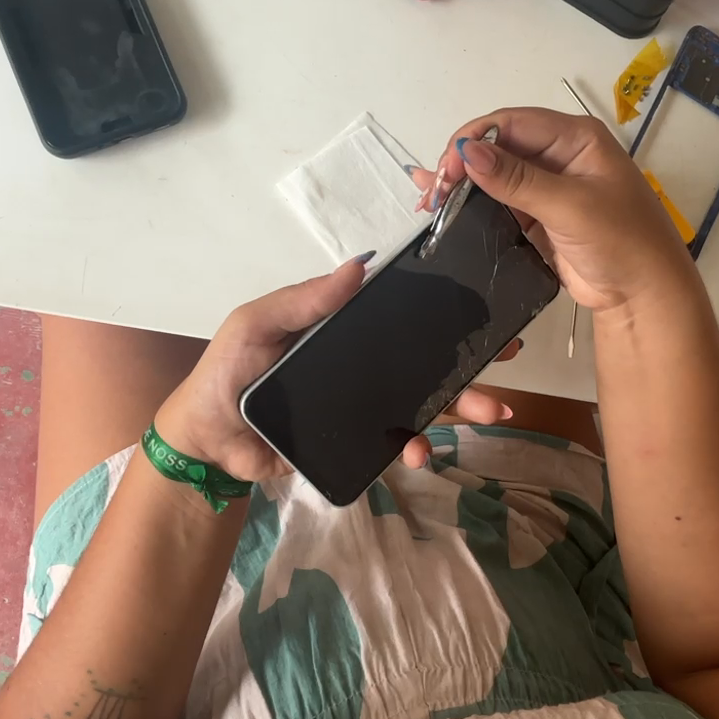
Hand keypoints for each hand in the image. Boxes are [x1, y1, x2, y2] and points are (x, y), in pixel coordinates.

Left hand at [153, 258, 519, 486]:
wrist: (208, 438)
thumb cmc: (229, 369)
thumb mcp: (258, 323)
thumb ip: (304, 300)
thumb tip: (360, 265)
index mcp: (344, 329)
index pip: (400, 314)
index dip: (442, 309)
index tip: (483, 303)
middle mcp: (363, 363)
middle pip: (426, 358)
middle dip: (471, 358)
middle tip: (510, 353)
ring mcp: (364, 403)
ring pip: (424, 401)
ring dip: (461, 406)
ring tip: (491, 412)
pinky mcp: (357, 441)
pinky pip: (395, 441)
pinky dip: (415, 446)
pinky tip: (420, 453)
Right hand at [420, 107, 700, 315]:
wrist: (643, 295)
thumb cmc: (620, 241)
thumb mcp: (569, 206)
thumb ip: (517, 180)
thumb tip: (467, 152)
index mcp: (575, 138)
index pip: (512, 124)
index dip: (474, 140)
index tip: (446, 169)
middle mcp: (558, 155)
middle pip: (498, 146)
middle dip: (462, 163)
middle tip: (433, 192)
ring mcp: (546, 187)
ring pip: (493, 175)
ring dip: (461, 185)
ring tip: (428, 201)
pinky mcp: (536, 216)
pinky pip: (498, 203)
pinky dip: (471, 206)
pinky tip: (441, 209)